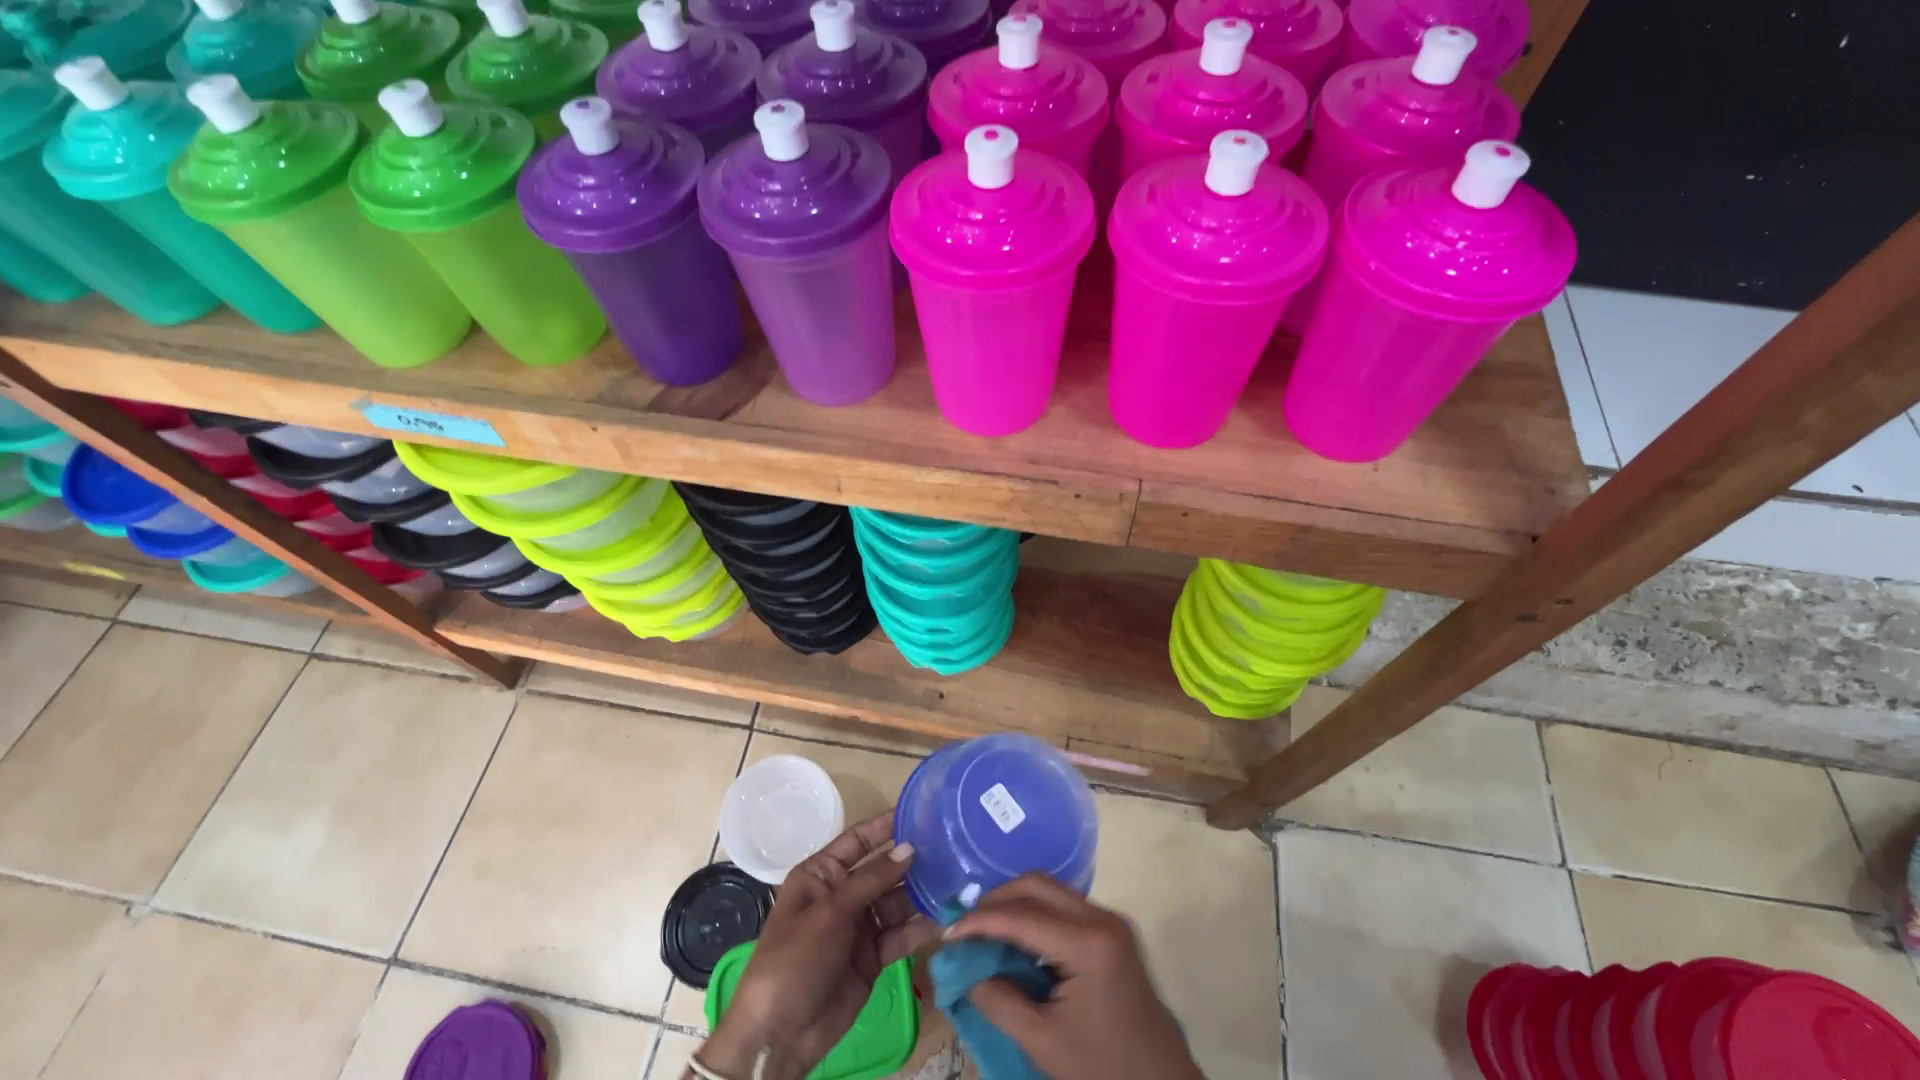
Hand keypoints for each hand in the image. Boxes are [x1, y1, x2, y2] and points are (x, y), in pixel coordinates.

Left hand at [698, 812, 938, 1079]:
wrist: (782, 1030)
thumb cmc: (795, 959)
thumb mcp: (830, 912)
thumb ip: (871, 880)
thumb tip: (909, 848)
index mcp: (820, 876)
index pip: (857, 841)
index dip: (886, 826)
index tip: (921, 811)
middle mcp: (841, 896)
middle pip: (882, 871)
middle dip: (912, 861)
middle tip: (953, 846)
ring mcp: (858, 927)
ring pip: (896, 902)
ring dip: (922, 894)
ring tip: (959, 879)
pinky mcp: (872, 956)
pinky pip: (900, 935)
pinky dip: (920, 928)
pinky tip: (946, 916)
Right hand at [947, 874, 1203, 1079]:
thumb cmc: (1102, 1066)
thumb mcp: (1041, 1040)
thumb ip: (998, 999)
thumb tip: (964, 969)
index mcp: (1088, 944)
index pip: (1021, 915)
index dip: (978, 922)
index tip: (947, 935)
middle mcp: (1103, 919)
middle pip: (1037, 885)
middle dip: (995, 900)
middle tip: (965, 927)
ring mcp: (1112, 922)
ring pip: (1051, 890)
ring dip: (1015, 904)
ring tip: (984, 932)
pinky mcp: (1114, 932)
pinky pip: (1065, 906)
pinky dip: (1035, 914)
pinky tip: (1016, 940)